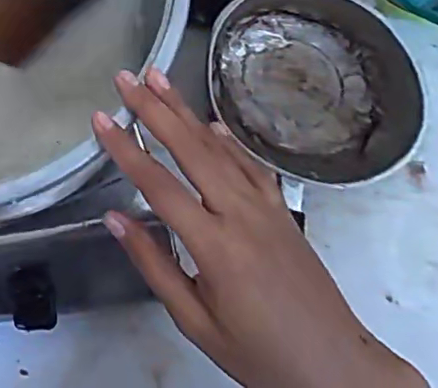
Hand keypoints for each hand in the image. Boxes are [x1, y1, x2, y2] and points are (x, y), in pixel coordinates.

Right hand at [93, 68, 427, 387]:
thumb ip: (155, 266)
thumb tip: (115, 220)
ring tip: (158, 79)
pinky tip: (209, 123)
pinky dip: (225, 138)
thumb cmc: (261, 354)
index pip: (159, 185)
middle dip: (153, 108)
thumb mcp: (197, 323)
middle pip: (189, 148)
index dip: (125, 148)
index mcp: (215, 245)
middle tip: (126, 78)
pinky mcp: (281, 206)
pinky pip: (248, 162)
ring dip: (185, 110)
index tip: (101, 118)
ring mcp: (264, 204)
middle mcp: (240, 212)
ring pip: (217, 146)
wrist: (336, 365)